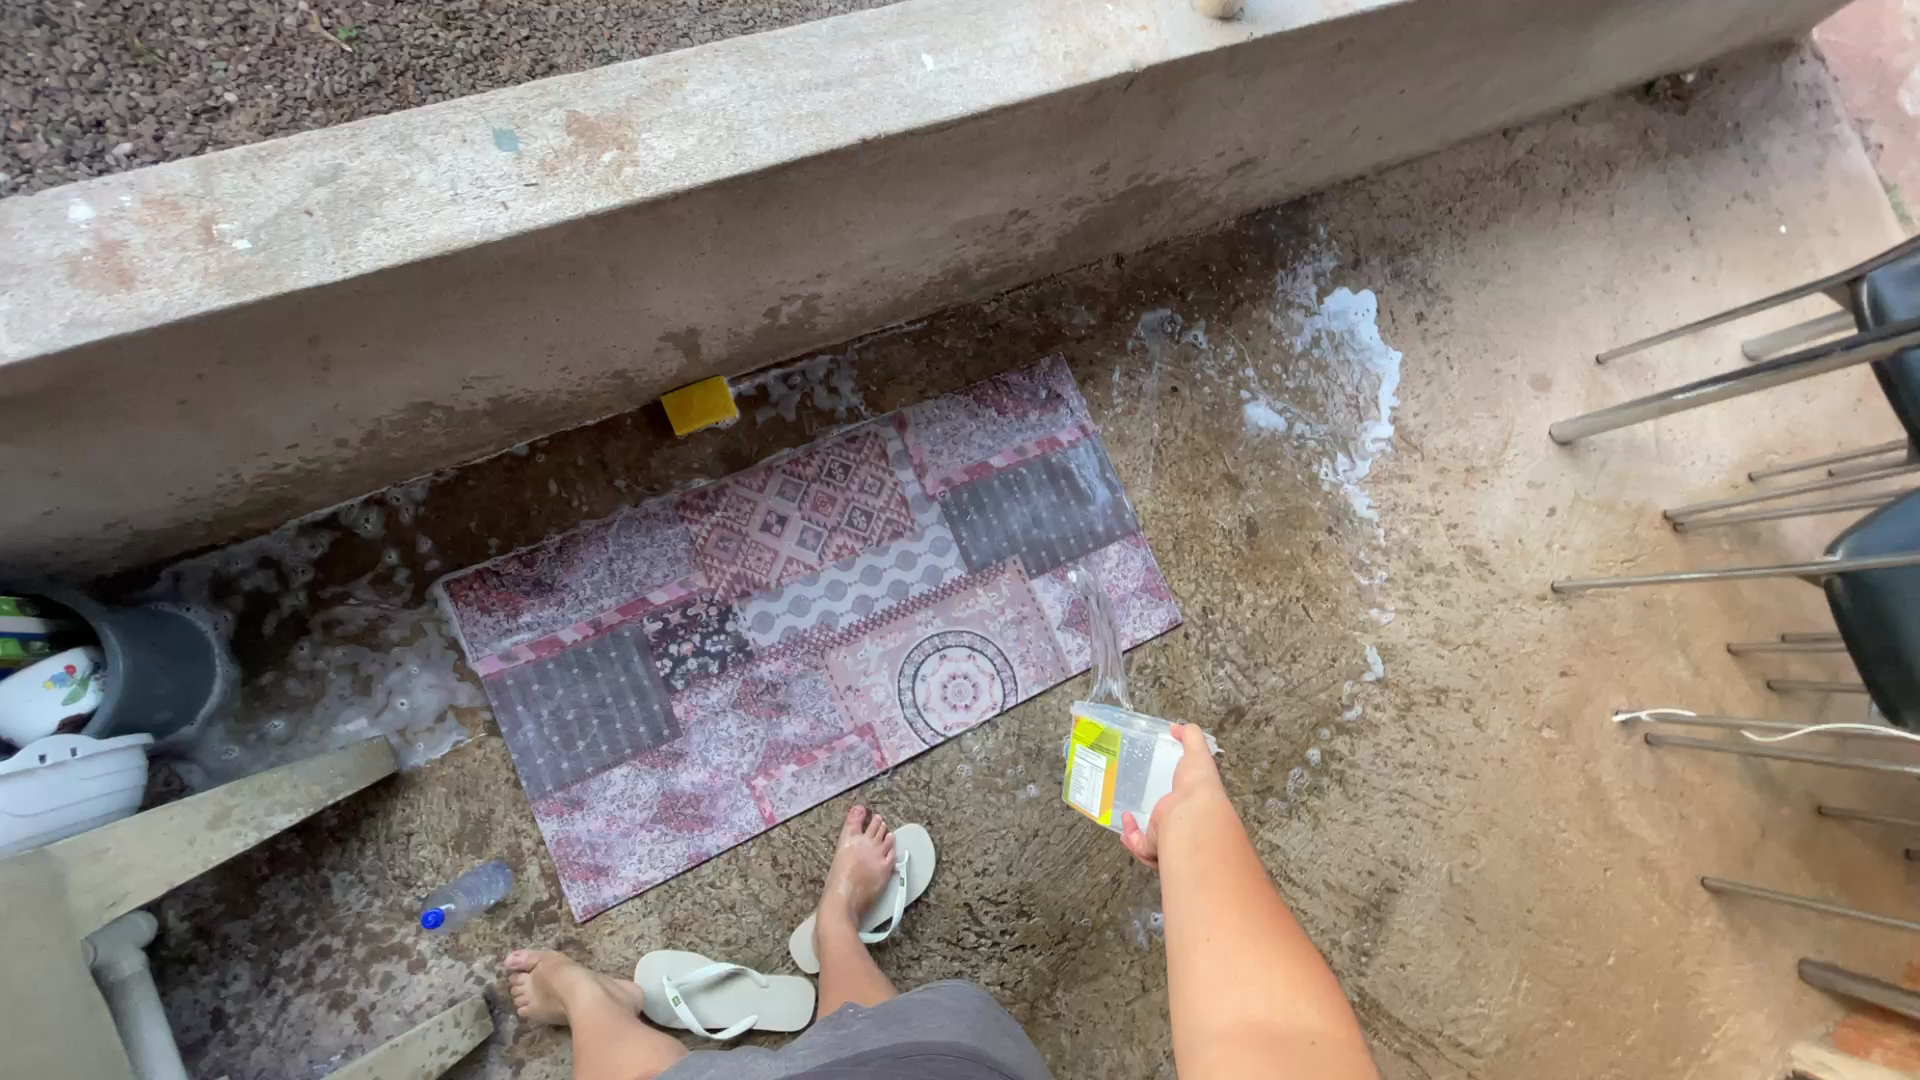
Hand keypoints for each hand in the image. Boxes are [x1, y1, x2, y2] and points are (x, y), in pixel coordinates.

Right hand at [1120, 723, 1225, 868]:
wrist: (1192, 817)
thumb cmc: (1198, 785)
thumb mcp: (1197, 753)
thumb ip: (1190, 737)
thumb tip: (1177, 727)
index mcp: (1196, 801)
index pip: (1188, 798)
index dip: (1178, 793)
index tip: (1163, 782)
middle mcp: (1185, 822)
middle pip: (1171, 821)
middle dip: (1157, 815)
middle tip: (1141, 801)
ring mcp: (1170, 835)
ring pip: (1155, 837)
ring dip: (1140, 828)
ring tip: (1128, 814)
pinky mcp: (1154, 845)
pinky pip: (1139, 844)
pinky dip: (1130, 834)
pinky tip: (1125, 819)